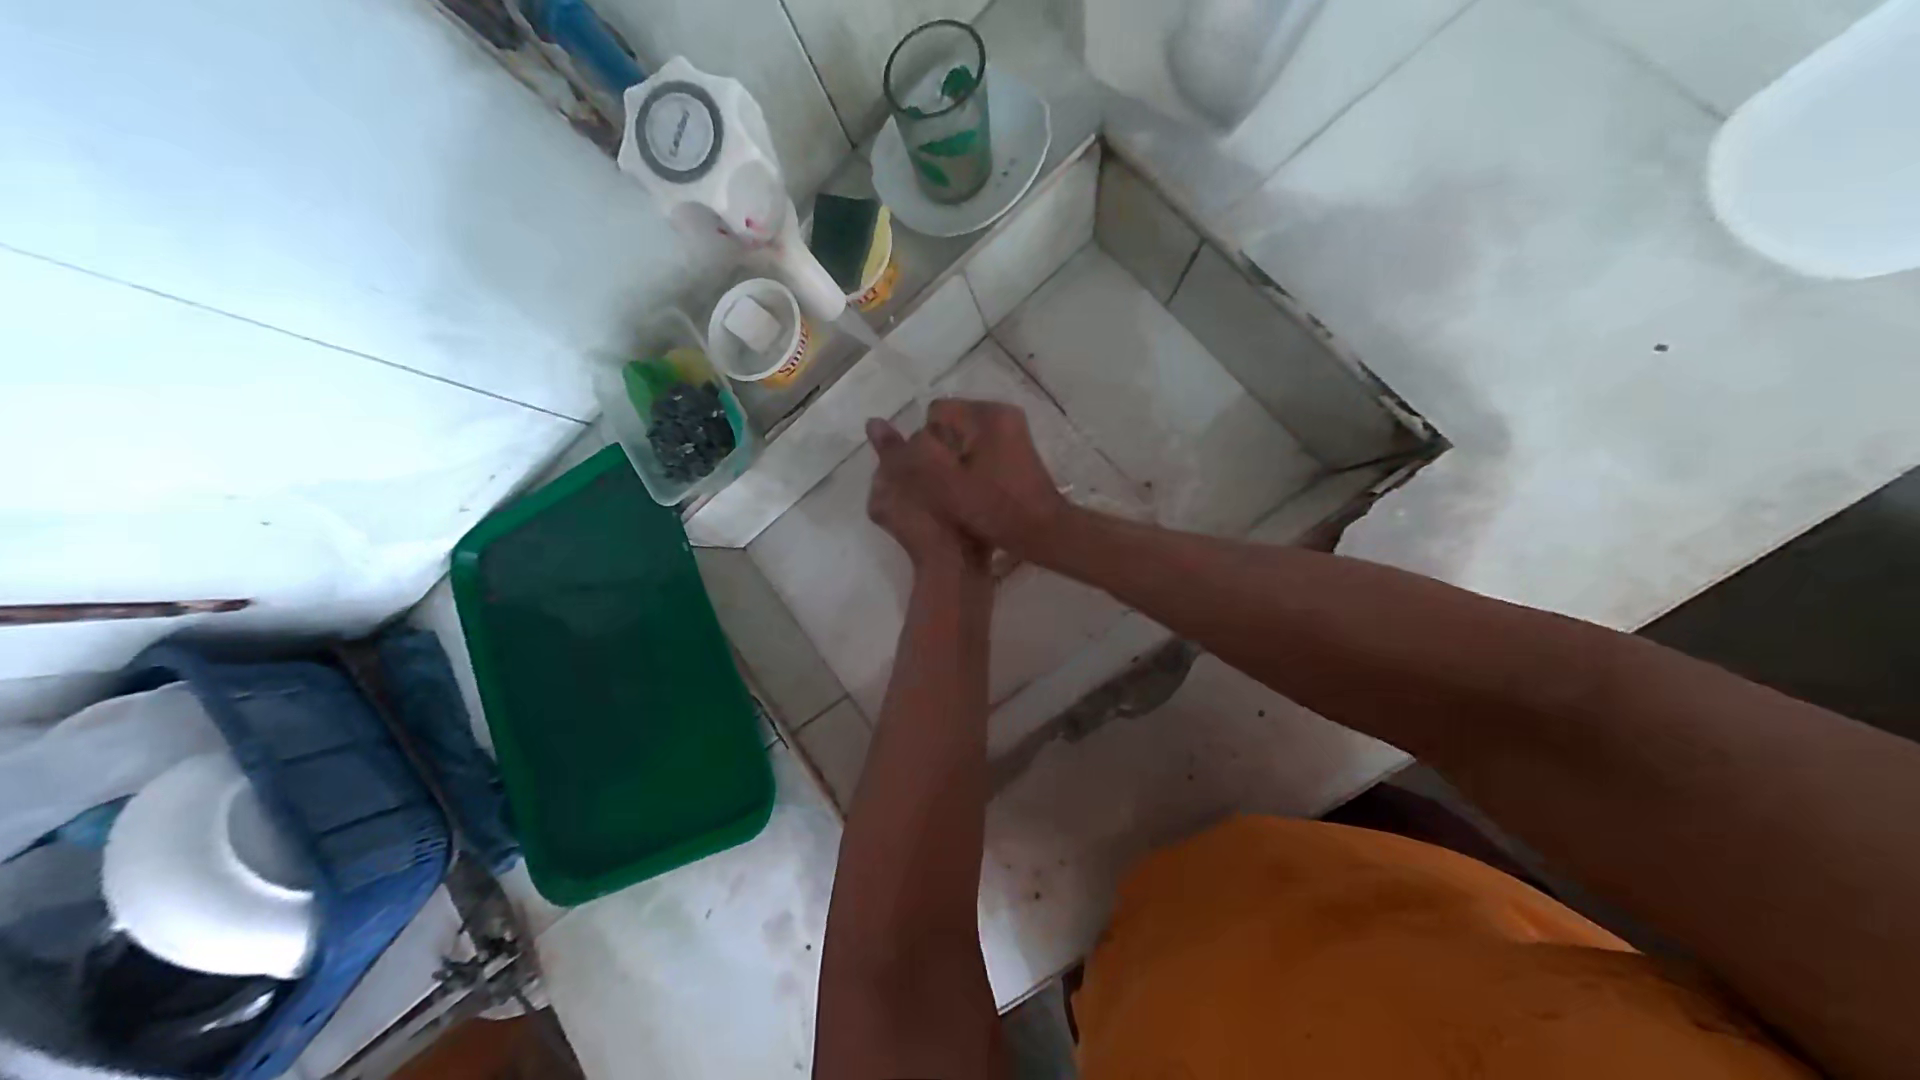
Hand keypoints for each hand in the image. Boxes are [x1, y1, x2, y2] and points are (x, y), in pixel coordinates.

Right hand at [866, 398, 1069, 556]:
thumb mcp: (944, 484)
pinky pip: (979, 448)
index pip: (934, 414)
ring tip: (961, 492)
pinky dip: (971, 466)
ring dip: (955, 462)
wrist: (1043, 532)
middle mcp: (1001, 412)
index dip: (926, 446)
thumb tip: (873, 424)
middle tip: (947, 487)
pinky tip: (976, 491)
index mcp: (986, 414)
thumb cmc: (995, 509)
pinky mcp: (1017, 447)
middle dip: (941, 453)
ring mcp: (1012, 429)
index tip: (939, 477)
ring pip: (962, 438)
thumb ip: (909, 454)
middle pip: (948, 424)